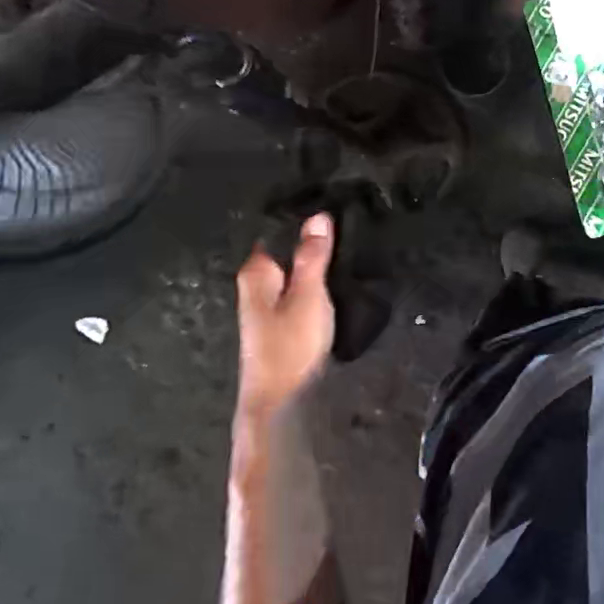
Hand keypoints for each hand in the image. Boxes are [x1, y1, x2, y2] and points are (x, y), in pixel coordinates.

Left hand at [235, 214, 336, 416]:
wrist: (280, 400)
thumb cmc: (290, 345)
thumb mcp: (308, 296)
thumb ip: (312, 257)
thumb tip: (318, 216)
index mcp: (257, 273)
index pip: (275, 232)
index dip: (300, 218)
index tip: (332, 203)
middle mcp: (258, 285)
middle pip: (286, 251)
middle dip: (310, 238)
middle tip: (346, 220)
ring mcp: (269, 305)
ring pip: (294, 271)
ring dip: (315, 260)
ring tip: (346, 242)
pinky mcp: (283, 321)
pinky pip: (300, 288)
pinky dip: (316, 280)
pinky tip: (336, 277)